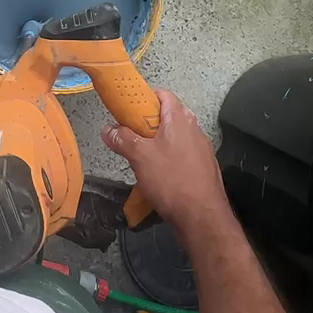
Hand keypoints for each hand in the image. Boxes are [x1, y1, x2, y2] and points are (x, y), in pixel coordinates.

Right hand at [102, 90, 229, 232]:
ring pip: (176, 137)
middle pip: (168, 116)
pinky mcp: (204, 168)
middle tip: (133, 136)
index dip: (145, 98)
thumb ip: (122, 139)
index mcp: (179, 117)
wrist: (203, 217)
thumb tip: (108, 129)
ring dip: (159, 143)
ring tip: (144, 158)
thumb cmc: (172, 180)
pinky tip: (161, 176)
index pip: (162, 94)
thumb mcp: (139, 156)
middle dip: (149, 124)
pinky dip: (171, 159)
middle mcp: (194, 128)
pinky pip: (183, 155)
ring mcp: (202, 148)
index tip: (130, 111)